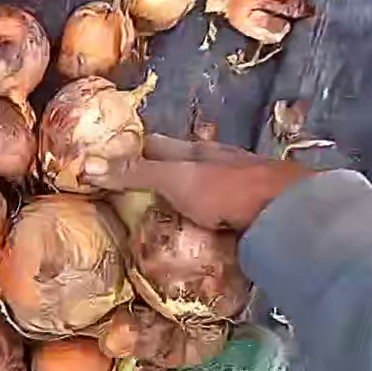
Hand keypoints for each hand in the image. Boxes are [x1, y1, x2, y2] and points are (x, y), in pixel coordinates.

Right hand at [82, 135, 308, 231]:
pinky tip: (200, 226)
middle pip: (181, 162)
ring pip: (203, 184)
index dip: (133, 148)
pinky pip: (220, 210)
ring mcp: (236, 185)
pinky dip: (206, 215)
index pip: (155, 144)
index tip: (111, 159)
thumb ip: (134, 174)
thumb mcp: (173, 179)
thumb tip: (85, 166)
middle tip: (133, 189)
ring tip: (163, 210)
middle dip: (160, 170)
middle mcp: (216, 162)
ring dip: (185, 194)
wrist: (286, 212)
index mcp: (195, 151)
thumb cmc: (226, 189)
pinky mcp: (250, 210)